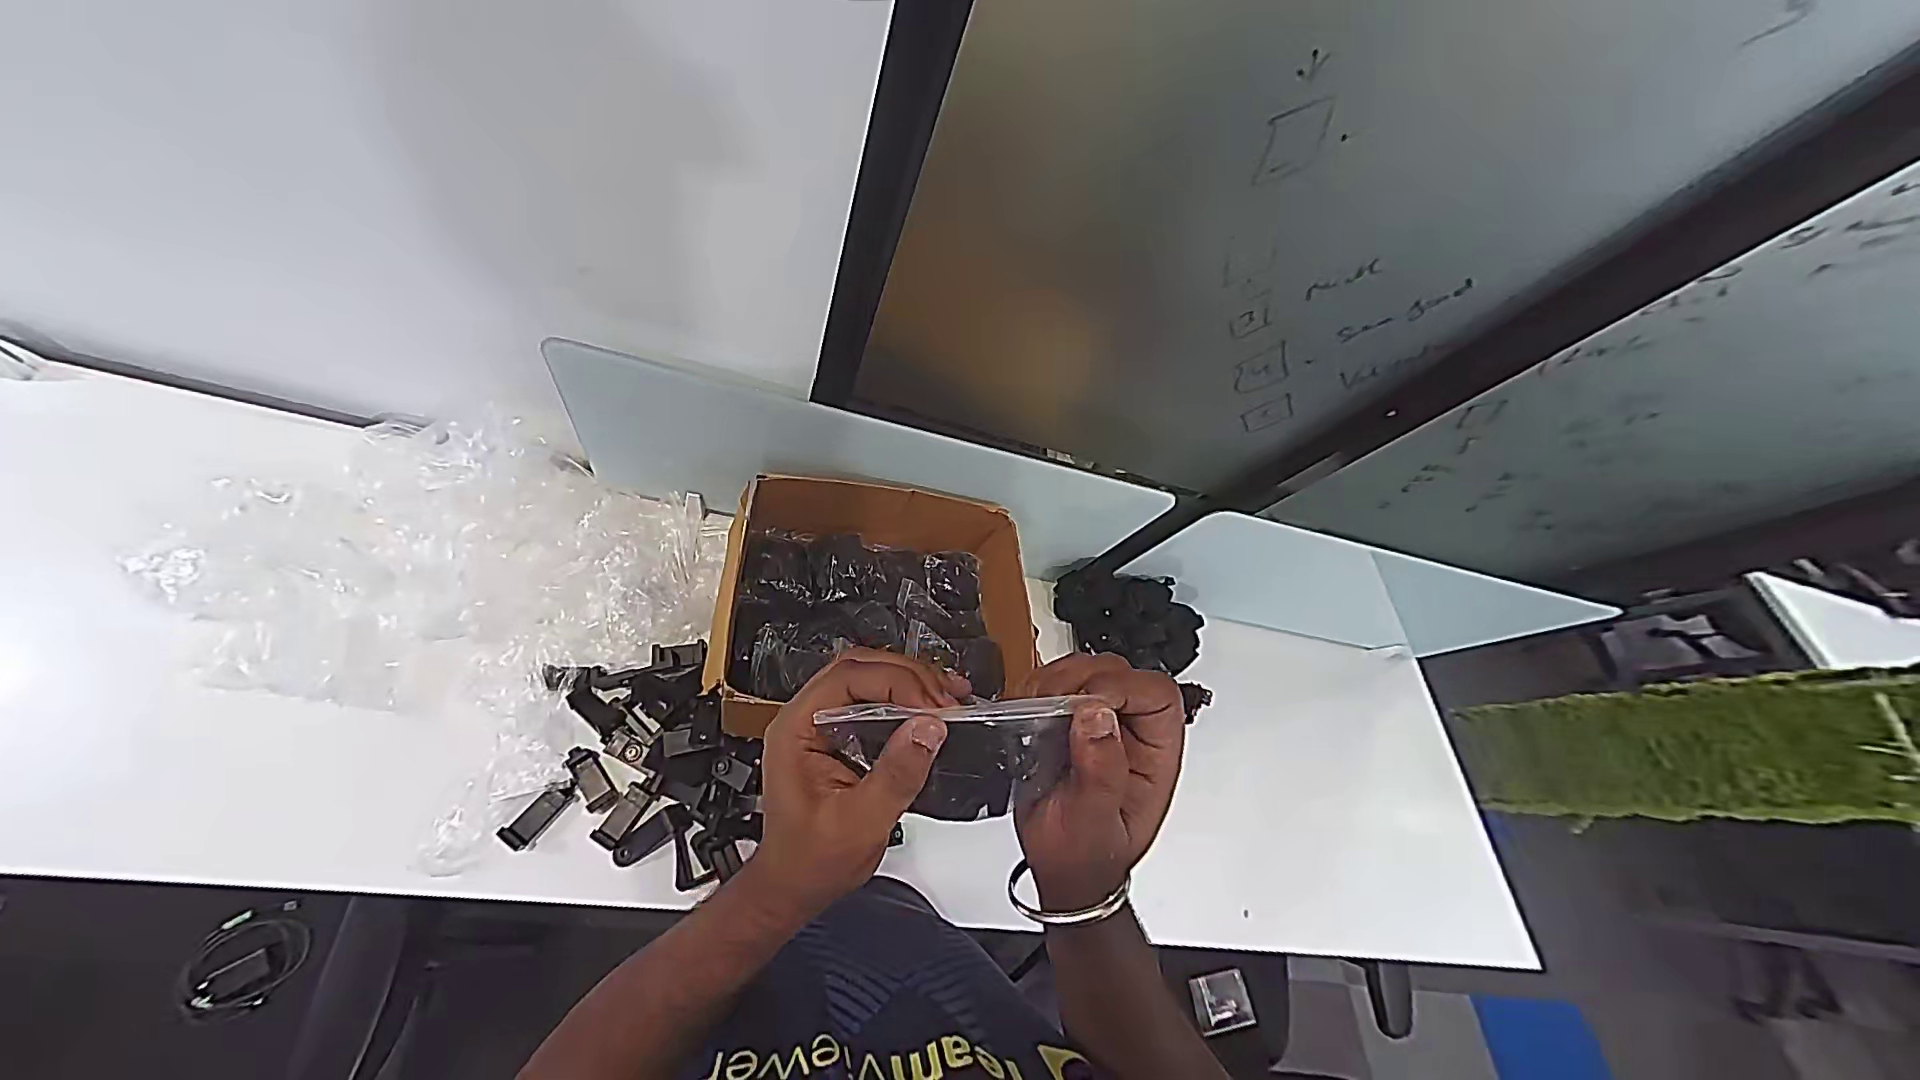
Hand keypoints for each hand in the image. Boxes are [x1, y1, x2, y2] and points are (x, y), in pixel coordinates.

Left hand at [746, 649, 967, 918]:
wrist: (797, 882)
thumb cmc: (811, 860)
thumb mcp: (860, 823)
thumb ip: (895, 775)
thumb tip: (928, 729)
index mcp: (796, 729)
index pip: (847, 679)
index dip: (896, 682)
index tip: (931, 705)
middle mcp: (807, 717)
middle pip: (861, 667)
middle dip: (910, 676)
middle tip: (946, 699)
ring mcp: (824, 722)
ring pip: (871, 676)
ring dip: (913, 681)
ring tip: (949, 696)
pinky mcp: (843, 732)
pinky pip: (877, 697)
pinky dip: (909, 696)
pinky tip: (934, 706)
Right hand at [1010, 653, 1185, 911]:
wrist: (1060, 866)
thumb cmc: (1084, 856)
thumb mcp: (1093, 824)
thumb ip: (1101, 773)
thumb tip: (1098, 716)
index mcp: (1154, 754)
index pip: (1156, 695)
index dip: (1122, 688)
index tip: (1085, 705)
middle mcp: (1132, 731)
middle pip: (1119, 672)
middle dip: (1080, 680)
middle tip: (1051, 705)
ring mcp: (1102, 720)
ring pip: (1088, 668)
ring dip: (1056, 681)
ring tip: (1036, 709)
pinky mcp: (1072, 715)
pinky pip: (1059, 679)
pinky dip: (1037, 686)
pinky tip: (1027, 709)